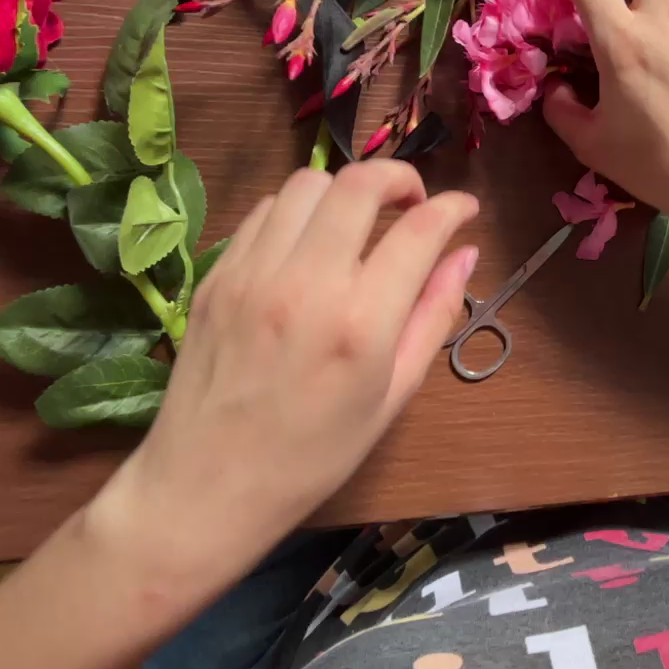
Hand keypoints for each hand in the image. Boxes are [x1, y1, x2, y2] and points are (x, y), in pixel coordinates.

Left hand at [85, 163, 478, 599]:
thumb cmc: (315, 454)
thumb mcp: (395, 393)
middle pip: (360, 183)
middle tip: (414, 205)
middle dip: (401, 178)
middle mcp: (307, 283)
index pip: (420, 229)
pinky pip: (267, 210)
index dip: (454, 206)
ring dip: (348, 190)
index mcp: (362, 322)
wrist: (202, 490)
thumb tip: (466, 254)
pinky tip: (312, 244)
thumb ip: (435, 314)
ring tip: (360, 223)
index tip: (466, 208)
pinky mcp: (217, 275)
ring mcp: (253, 274)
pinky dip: (302, 210)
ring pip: (309, 183)